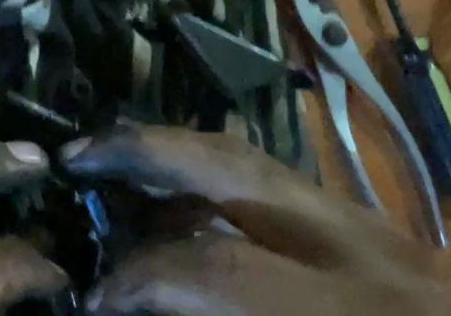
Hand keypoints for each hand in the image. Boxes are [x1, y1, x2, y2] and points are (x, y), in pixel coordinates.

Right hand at [61, 124, 450, 315]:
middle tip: (77, 156)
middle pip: (229, 164)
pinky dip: (209, 175)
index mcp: (353, 312)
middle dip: (141, 151)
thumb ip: (205, 312)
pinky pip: (268, 179)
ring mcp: (373, 227)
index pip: (216, 266)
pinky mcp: (369, 224)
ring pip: (248, 154)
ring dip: (169, 151)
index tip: (93, 296)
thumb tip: (124, 293)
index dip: (139, 277)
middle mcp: (369, 252)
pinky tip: (172, 190)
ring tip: (111, 159)